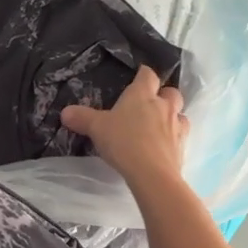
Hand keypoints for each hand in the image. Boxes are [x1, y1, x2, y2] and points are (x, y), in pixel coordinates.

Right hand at [60, 66, 188, 190]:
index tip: (139, 77)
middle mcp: (164, 105)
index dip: (143, 74)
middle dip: (164, 95)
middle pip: (171, 92)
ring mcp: (177, 125)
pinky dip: (175, 137)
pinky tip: (166, 145)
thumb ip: (82, 118)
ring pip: (180, 113)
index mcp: (143, 95)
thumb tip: (65, 112)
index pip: (147, 74)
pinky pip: (182, 135)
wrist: (151, 173)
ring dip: (173, 116)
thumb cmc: (123, 142)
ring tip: (161, 126)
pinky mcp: (182, 145)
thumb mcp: (97, 129)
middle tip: (152, 104)